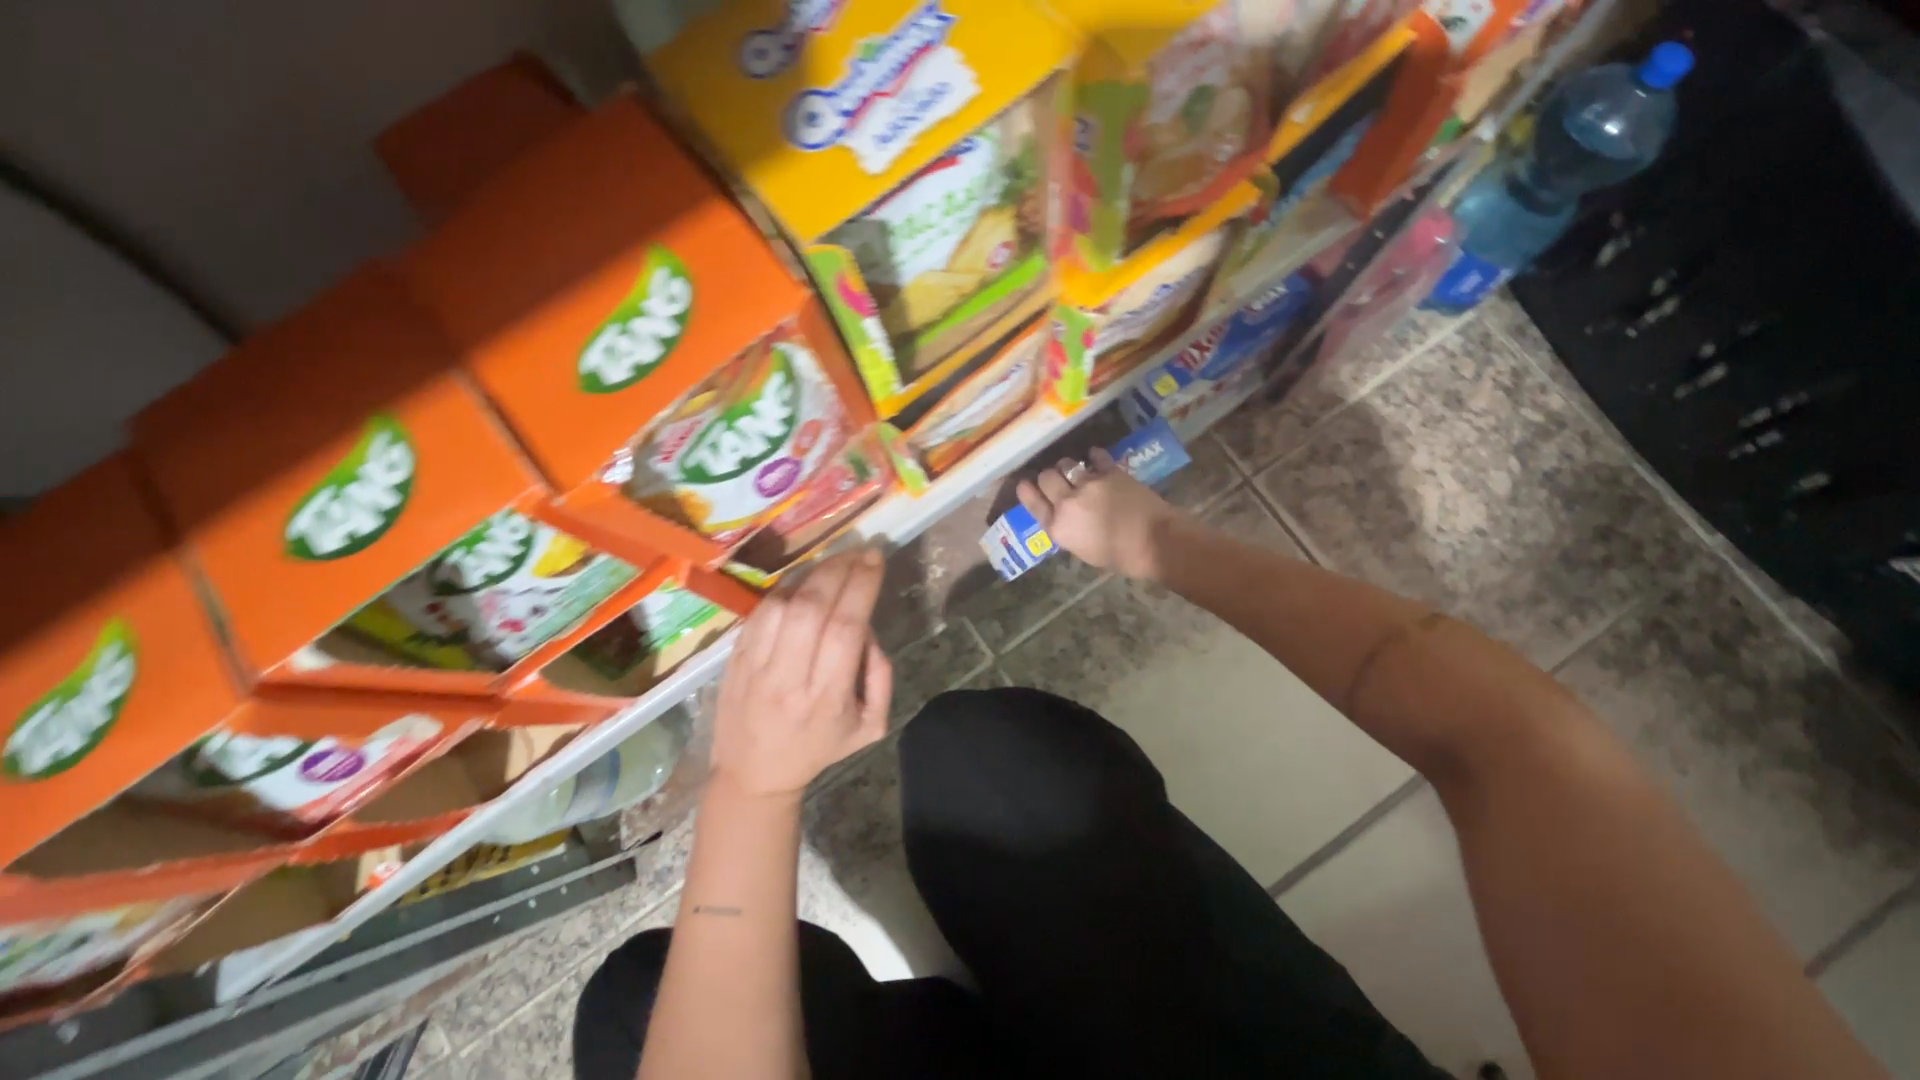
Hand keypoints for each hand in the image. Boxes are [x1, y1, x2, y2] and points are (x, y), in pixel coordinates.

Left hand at [710, 550, 893, 801]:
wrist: (752, 773)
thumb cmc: (817, 748)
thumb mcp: (869, 727)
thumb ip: (880, 677)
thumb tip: (870, 629)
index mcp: (827, 698)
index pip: (846, 629)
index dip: (862, 587)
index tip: (876, 561)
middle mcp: (789, 680)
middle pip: (813, 609)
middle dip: (839, 570)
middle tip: (858, 552)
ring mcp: (756, 668)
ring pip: (782, 607)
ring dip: (811, 575)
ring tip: (834, 563)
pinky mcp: (734, 659)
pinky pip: (759, 613)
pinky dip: (784, 590)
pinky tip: (803, 582)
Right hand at [1016, 448, 1185, 580]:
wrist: (1156, 542)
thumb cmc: (1121, 557)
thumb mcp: (1084, 550)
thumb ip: (1068, 529)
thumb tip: (1064, 515)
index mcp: (1058, 527)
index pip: (1032, 501)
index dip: (1027, 490)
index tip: (1025, 484)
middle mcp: (1067, 502)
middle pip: (1046, 477)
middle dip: (1049, 476)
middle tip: (1057, 479)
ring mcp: (1088, 484)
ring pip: (1067, 464)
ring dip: (1069, 466)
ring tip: (1077, 470)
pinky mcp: (1110, 472)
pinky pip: (1095, 457)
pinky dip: (1094, 456)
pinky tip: (1095, 457)